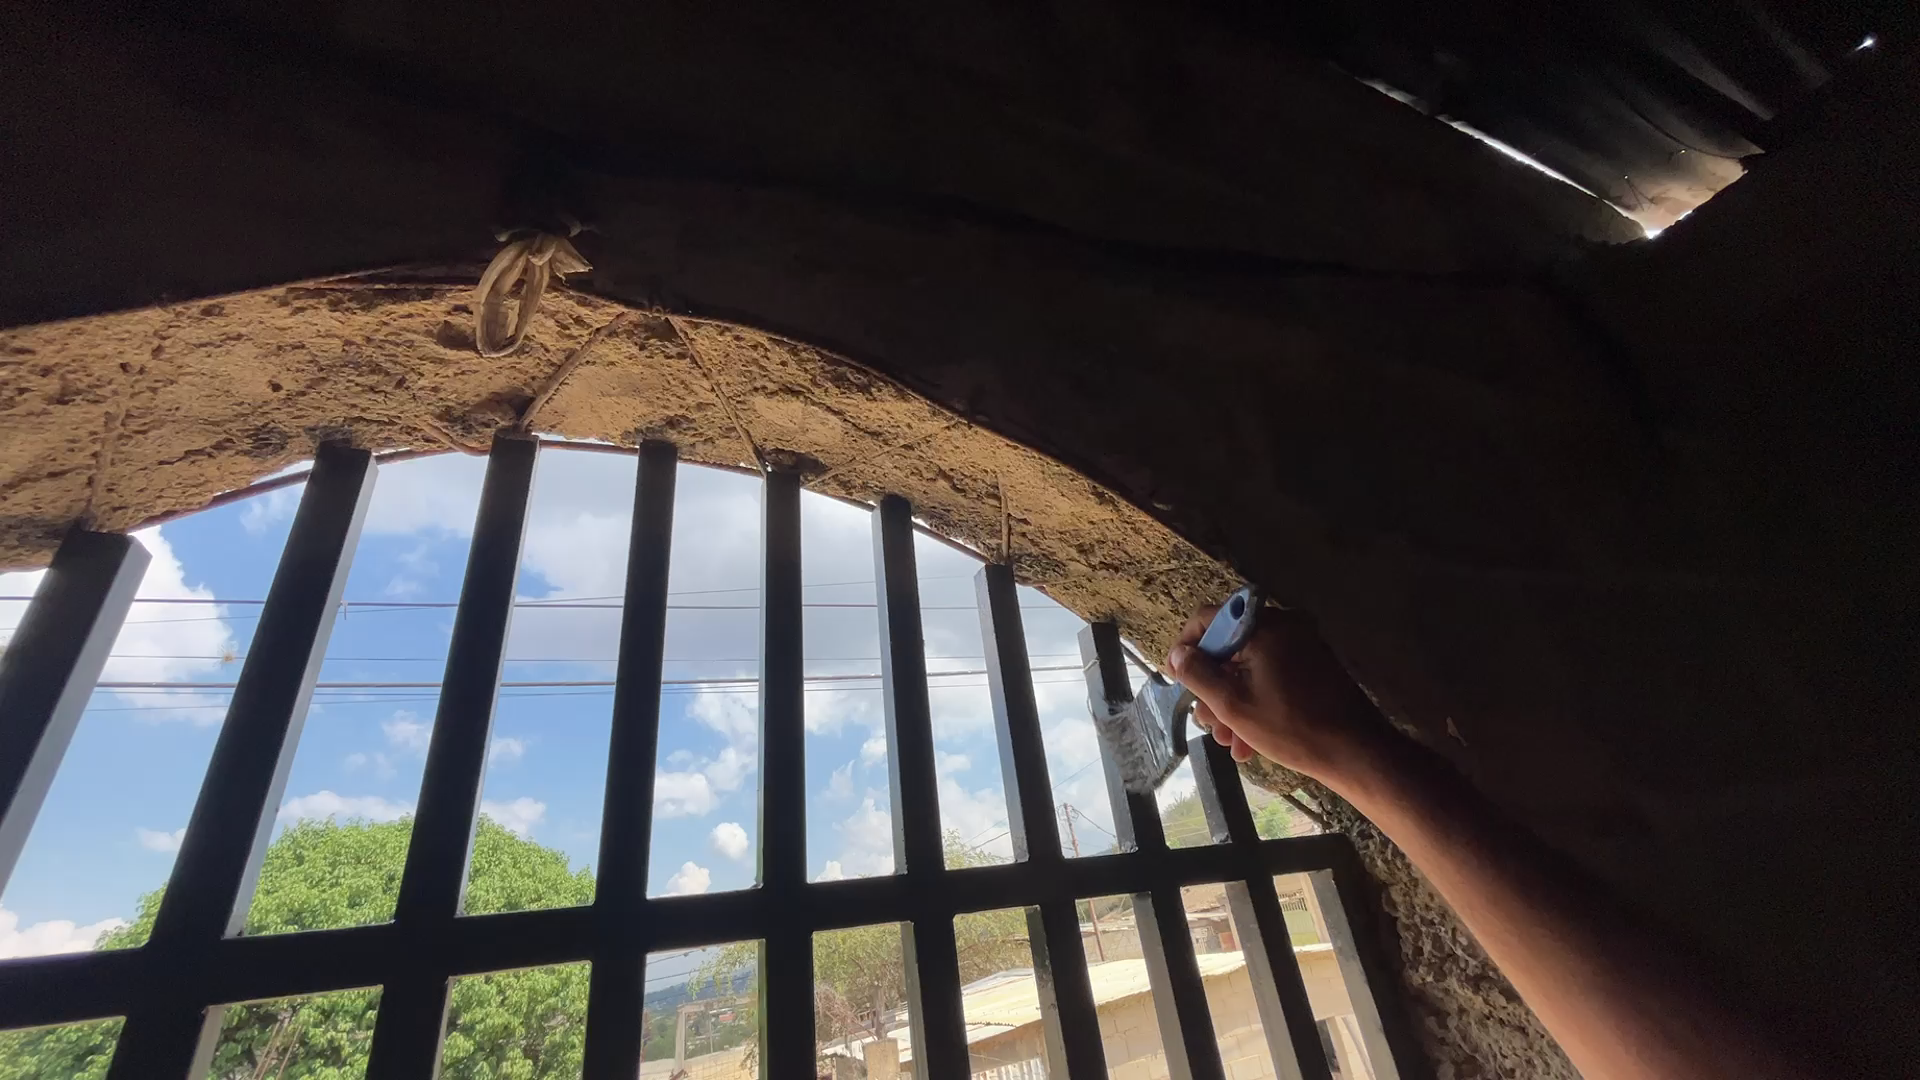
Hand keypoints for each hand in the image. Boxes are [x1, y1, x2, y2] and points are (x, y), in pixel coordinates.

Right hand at [1169, 605, 1389, 784]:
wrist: (1360, 754)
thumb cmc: (1292, 727)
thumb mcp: (1232, 704)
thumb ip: (1198, 673)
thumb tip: (1178, 654)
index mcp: (1264, 627)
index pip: (1208, 619)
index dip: (1186, 647)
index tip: (1178, 677)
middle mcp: (1285, 626)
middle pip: (1230, 647)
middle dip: (1213, 687)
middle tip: (1206, 720)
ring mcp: (1303, 645)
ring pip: (1250, 666)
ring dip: (1234, 702)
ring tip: (1228, 741)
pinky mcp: (1314, 666)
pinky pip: (1272, 674)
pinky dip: (1257, 700)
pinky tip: (1249, 740)